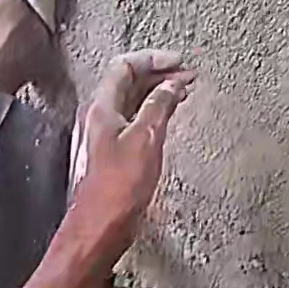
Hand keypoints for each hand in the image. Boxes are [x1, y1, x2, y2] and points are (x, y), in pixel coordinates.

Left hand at [66, 49, 194, 259]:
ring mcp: (107, 133)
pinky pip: (137, 117)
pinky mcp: (115, 150)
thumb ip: (159, 106)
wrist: (100, 228)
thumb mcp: (146, 138)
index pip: (125, 66)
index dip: (153, 59)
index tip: (179, 62)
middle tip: (188, 74)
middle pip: (129, 81)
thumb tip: (172, 85)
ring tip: (186, 90)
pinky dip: (156, 109)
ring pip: (135, 99)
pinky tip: (172, 113)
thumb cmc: (119, 187)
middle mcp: (101, 116)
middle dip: (159, 73)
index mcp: (102, 108)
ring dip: (159, 91)